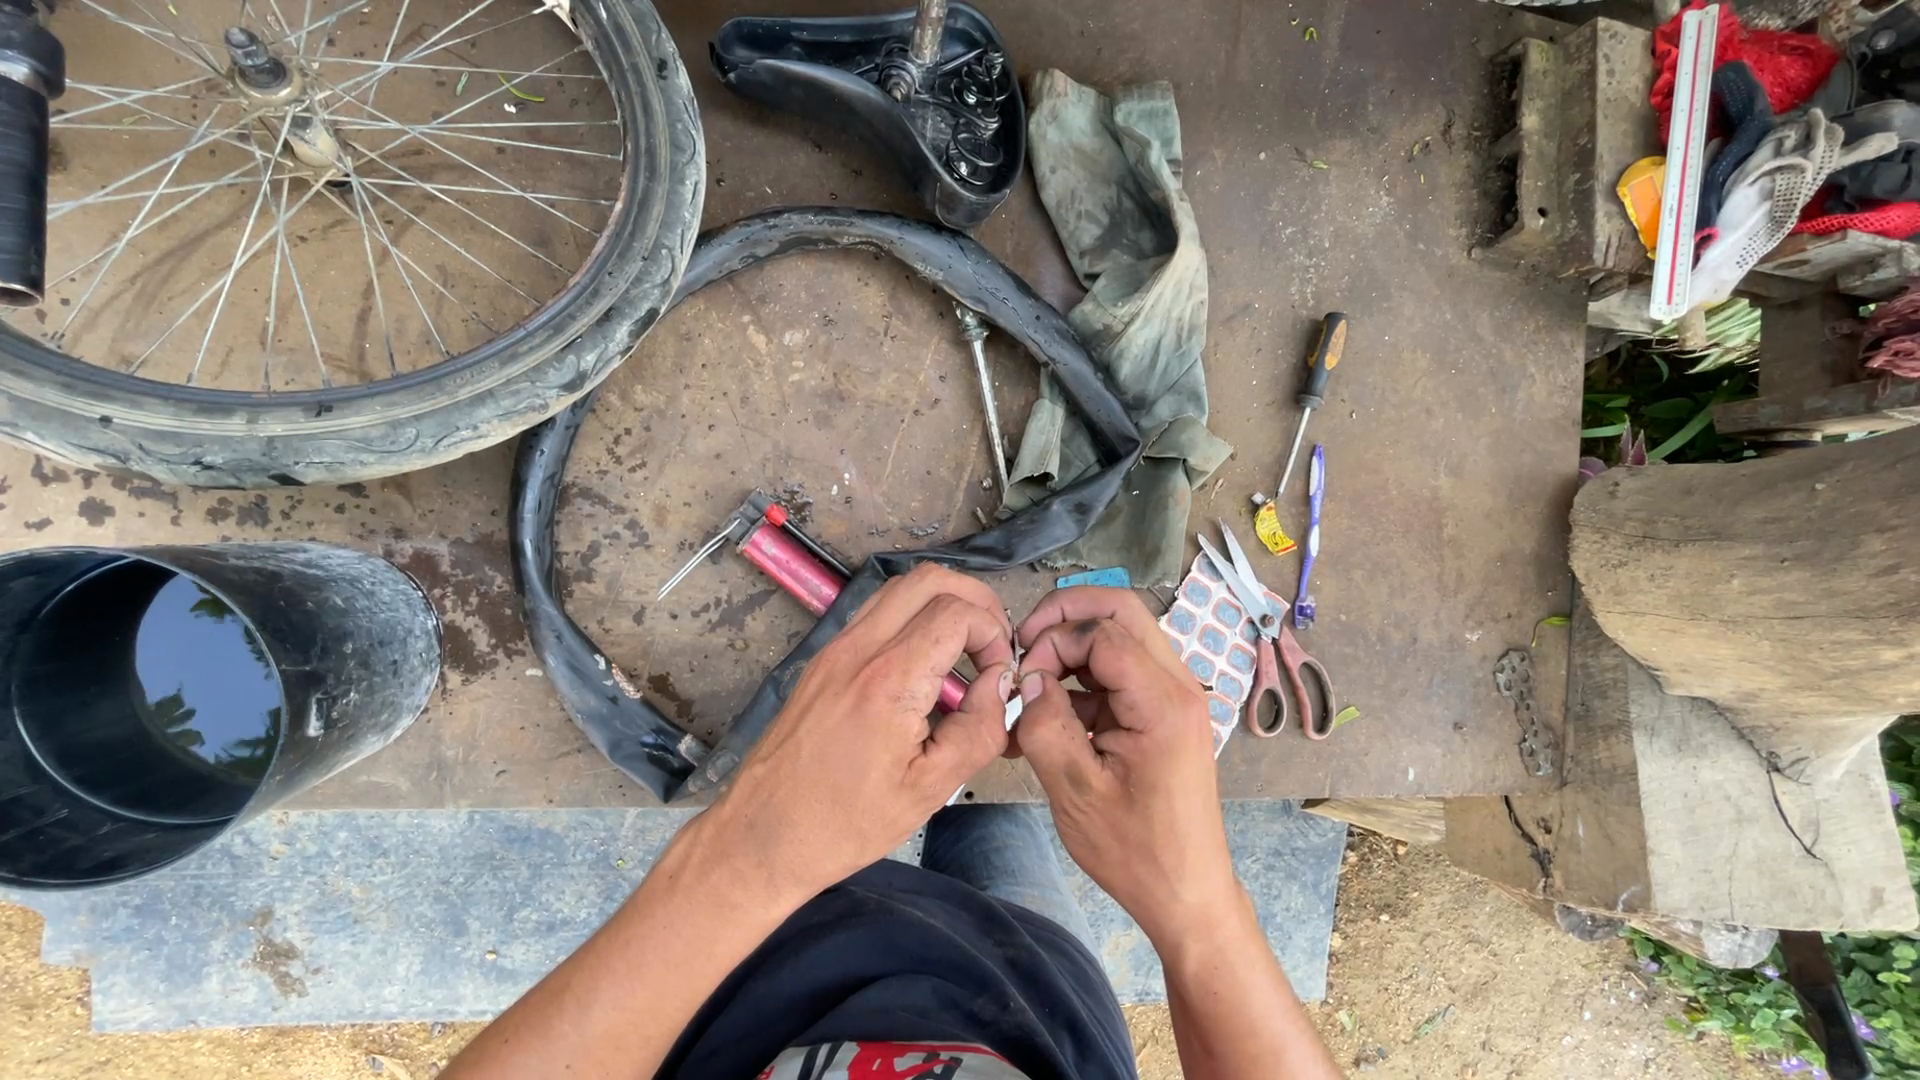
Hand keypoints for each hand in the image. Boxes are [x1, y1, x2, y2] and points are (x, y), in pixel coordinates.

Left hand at [699, 564, 1016, 899]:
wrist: (762, 835)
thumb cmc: (844, 822)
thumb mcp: (930, 789)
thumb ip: (979, 729)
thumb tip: (999, 683)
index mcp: (889, 681)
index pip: (957, 612)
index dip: (993, 633)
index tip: (998, 673)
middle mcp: (858, 649)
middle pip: (929, 579)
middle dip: (974, 600)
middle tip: (993, 642)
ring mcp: (835, 648)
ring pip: (899, 586)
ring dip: (942, 603)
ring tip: (965, 649)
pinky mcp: (823, 659)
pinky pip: (876, 612)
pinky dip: (912, 617)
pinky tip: (927, 662)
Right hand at [1012, 586, 1240, 943]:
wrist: (1186, 892)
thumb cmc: (1133, 850)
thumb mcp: (1074, 790)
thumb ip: (1045, 723)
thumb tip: (1028, 677)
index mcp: (1163, 701)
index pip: (1102, 632)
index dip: (1053, 641)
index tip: (1022, 678)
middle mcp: (1177, 685)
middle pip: (1120, 611)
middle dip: (1064, 616)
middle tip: (1023, 644)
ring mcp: (1173, 696)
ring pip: (1119, 636)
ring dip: (1070, 649)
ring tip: (1030, 688)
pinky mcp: (1161, 712)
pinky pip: (1118, 672)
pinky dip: (1080, 682)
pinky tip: (1047, 718)